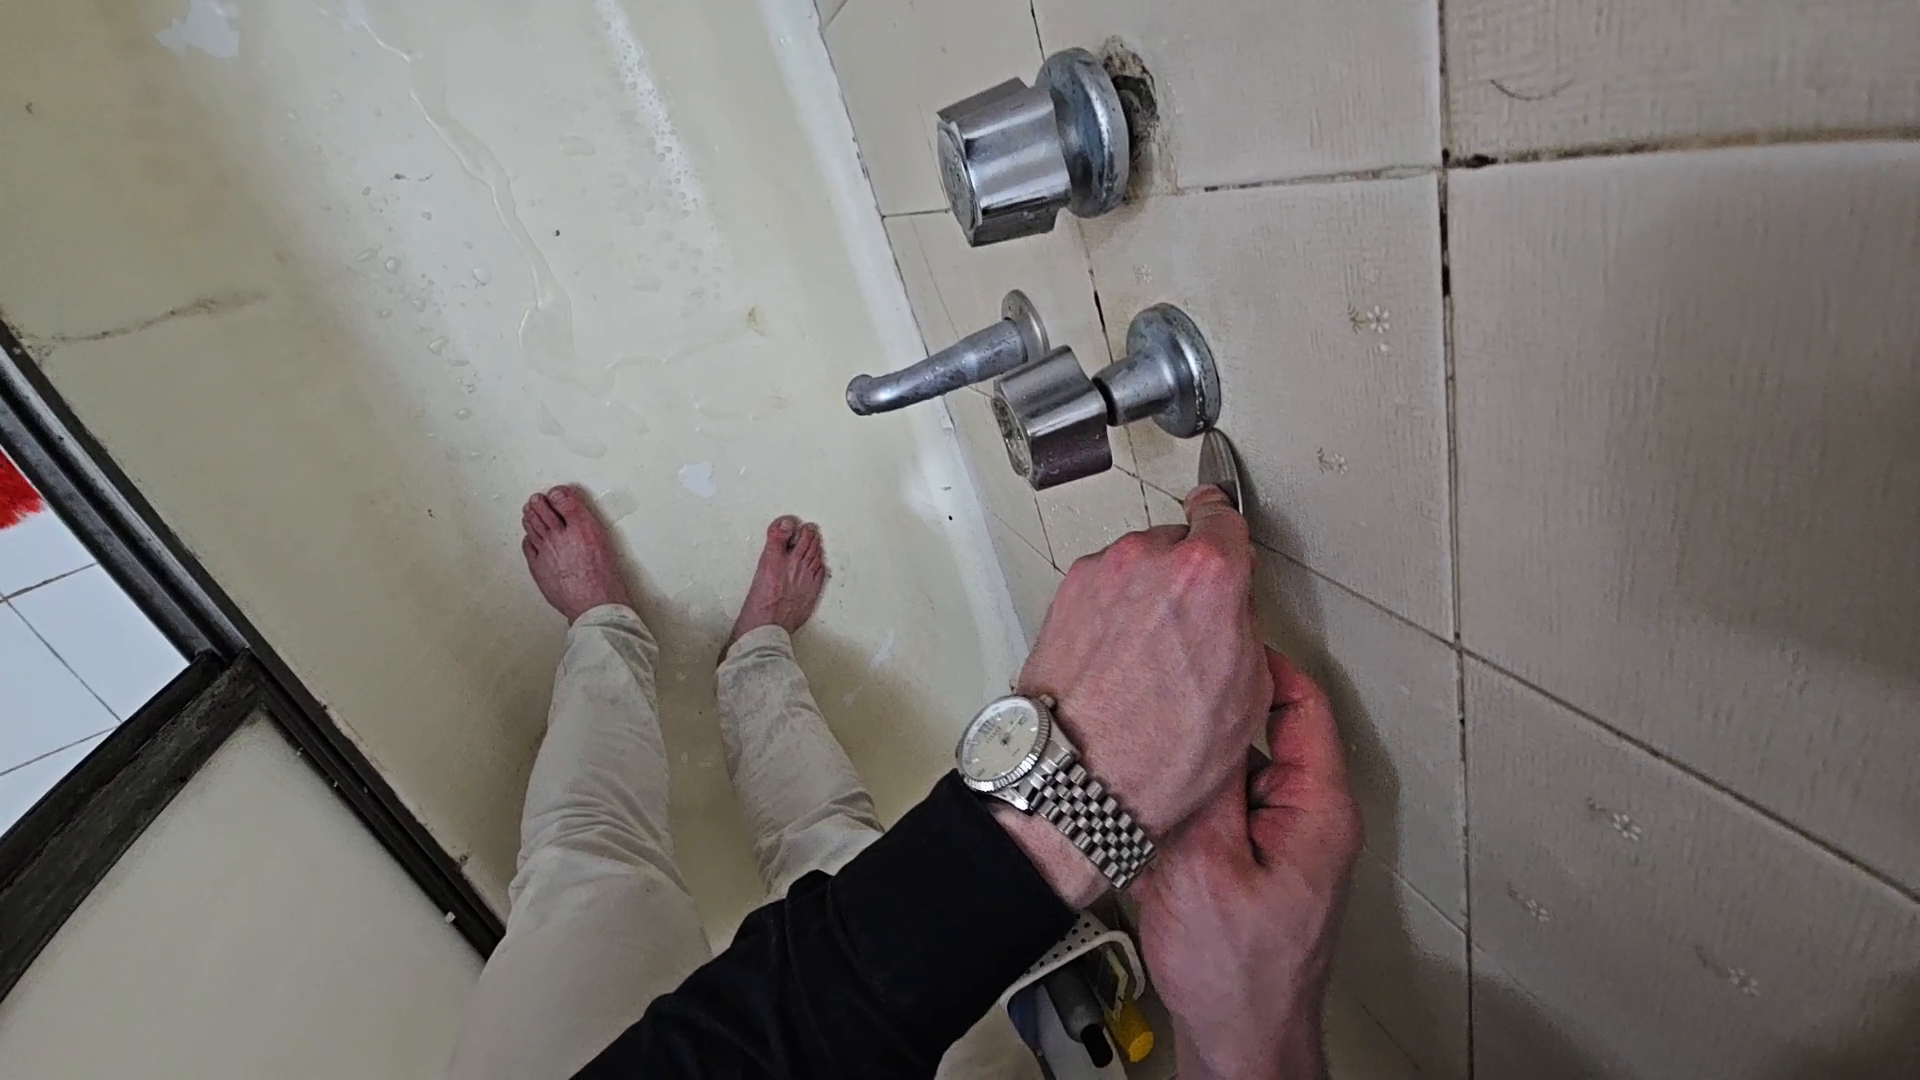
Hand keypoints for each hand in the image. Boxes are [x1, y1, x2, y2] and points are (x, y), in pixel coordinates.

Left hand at [995, 485, 1272, 906]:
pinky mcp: (1066, 593)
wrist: (1079, 774)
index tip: (1220, 512)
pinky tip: (1117, 654)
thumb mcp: (1246, 692)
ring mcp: (1100, 574)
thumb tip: (1232, 611)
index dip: (1226, 523)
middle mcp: (1148, 561)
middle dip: (1188, 576)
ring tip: (1146, 655)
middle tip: (1188, 630)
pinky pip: (1102, 584)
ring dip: (1146, 591)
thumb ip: (1242, 625)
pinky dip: (1112, 607)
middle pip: (1178, 544)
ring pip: (1137, 564)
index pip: (1223, 518)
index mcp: (1207, 575)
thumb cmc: (1158, 751)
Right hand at [1133, 651, 1363, 1079]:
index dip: (1263, 661)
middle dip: (1219, 705)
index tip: (1221, 637)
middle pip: (1270, 727)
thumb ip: (1205, 783)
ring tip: (1159, 739)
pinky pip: (1229, 795)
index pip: (1303, 704)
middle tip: (1174, 681)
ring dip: (1202, 751)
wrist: (1238, 1035)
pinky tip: (1160, 793)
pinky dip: (1196, 786)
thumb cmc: (1234, 971)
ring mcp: (1281, 832)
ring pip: (1243, 761)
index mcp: (1316, 809)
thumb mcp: (1203, 864)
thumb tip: (1201, 712)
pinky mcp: (1255, 849)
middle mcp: (1307, 813)